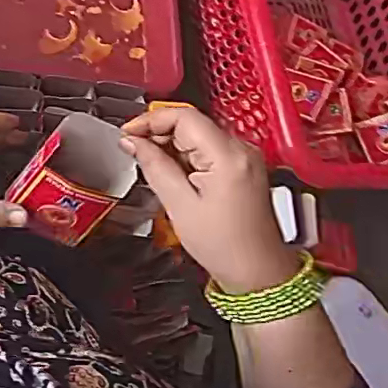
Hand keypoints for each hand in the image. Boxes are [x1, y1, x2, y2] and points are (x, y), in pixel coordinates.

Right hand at [119, 107, 300, 293]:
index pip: (183, 116)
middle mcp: (241, 149)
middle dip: (158, 133)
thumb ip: (154, 166)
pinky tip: (174, 176)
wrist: (258, 271)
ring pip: (195, 134)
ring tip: (155, 170)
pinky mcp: (240, 165)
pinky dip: (184, 156)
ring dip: (169, 146)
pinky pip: (205, 148)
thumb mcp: (179, 205)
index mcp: (228, 156)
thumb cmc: (226, 246)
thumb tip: (133, 141)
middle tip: (135, 151)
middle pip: (189, 122)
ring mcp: (243, 156)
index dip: (150, 120)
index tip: (129, 132)